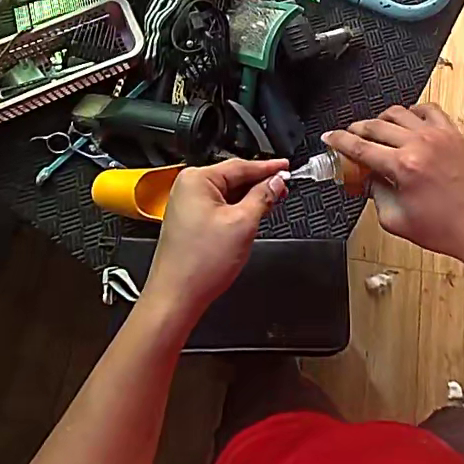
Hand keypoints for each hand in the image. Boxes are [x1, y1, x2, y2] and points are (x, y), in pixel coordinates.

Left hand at [142, 158, 289, 317]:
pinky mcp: (191, 219)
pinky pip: (221, 205)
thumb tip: (276, 181)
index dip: (269, 167)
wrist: (177, 297)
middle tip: (285, 186)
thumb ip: (263, 196)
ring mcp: (188, 204)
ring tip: (273, 200)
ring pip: (229, 192)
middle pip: (234, 177)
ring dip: (251, 197)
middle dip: (261, 183)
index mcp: (196, 180)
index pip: (241, 166)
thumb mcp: (243, 223)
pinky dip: (239, 208)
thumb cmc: (199, 264)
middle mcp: (188, 187)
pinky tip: (254, 212)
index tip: (286, 166)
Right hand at [323, 104, 463, 261]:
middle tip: (349, 139)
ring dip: (381, 120)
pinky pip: (427, 109)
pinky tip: (407, 122)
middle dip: (356, 130)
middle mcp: (420, 144)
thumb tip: (365, 177)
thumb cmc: (444, 227)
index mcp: (403, 166)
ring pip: (398, 112)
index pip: (360, 146)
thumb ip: (374, 193)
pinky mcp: (452, 133)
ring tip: (376, 132)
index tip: (330, 137)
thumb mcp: (395, 219)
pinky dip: (412, 112)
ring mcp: (437, 135)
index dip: (339, 140)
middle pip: (375, 125)